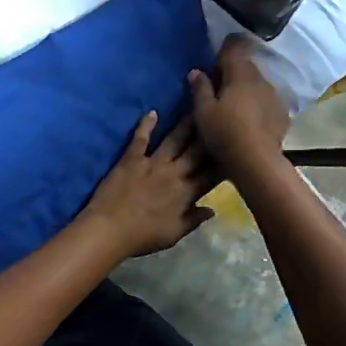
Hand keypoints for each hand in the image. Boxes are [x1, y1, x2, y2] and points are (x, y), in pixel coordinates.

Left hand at [80, 111, 217, 258]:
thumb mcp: (173, 234)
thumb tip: (213, 210)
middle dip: (210, 134)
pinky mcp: (131, 159)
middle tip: (219, 117)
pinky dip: (146, 125)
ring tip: (196, 109)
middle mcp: (174, 173)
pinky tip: (152, 112)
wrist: (110, 229)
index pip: (212, 174)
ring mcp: (152, 163)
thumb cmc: (142, 236)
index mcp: (186, 193)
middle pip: (198, 151)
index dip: (225, 161)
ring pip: (175, 139)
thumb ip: (194, 220)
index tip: (235, 149)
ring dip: (186, 124)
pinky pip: (141, 138)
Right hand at [188, 36, 290, 176]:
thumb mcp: (203, 112)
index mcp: (240, 75)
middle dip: (232, 70)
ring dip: (244, 87)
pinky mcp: (281, 114)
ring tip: (231, 102)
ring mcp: (274, 97)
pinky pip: (265, 100)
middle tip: (216, 82)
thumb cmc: (224, 133)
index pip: (234, 50)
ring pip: (257, 84)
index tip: (214, 54)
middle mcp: (261, 80)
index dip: (224, 48)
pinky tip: (247, 117)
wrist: (257, 161)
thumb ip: (200, 89)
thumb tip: (196, 71)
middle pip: (246, 66)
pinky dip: (255, 103)